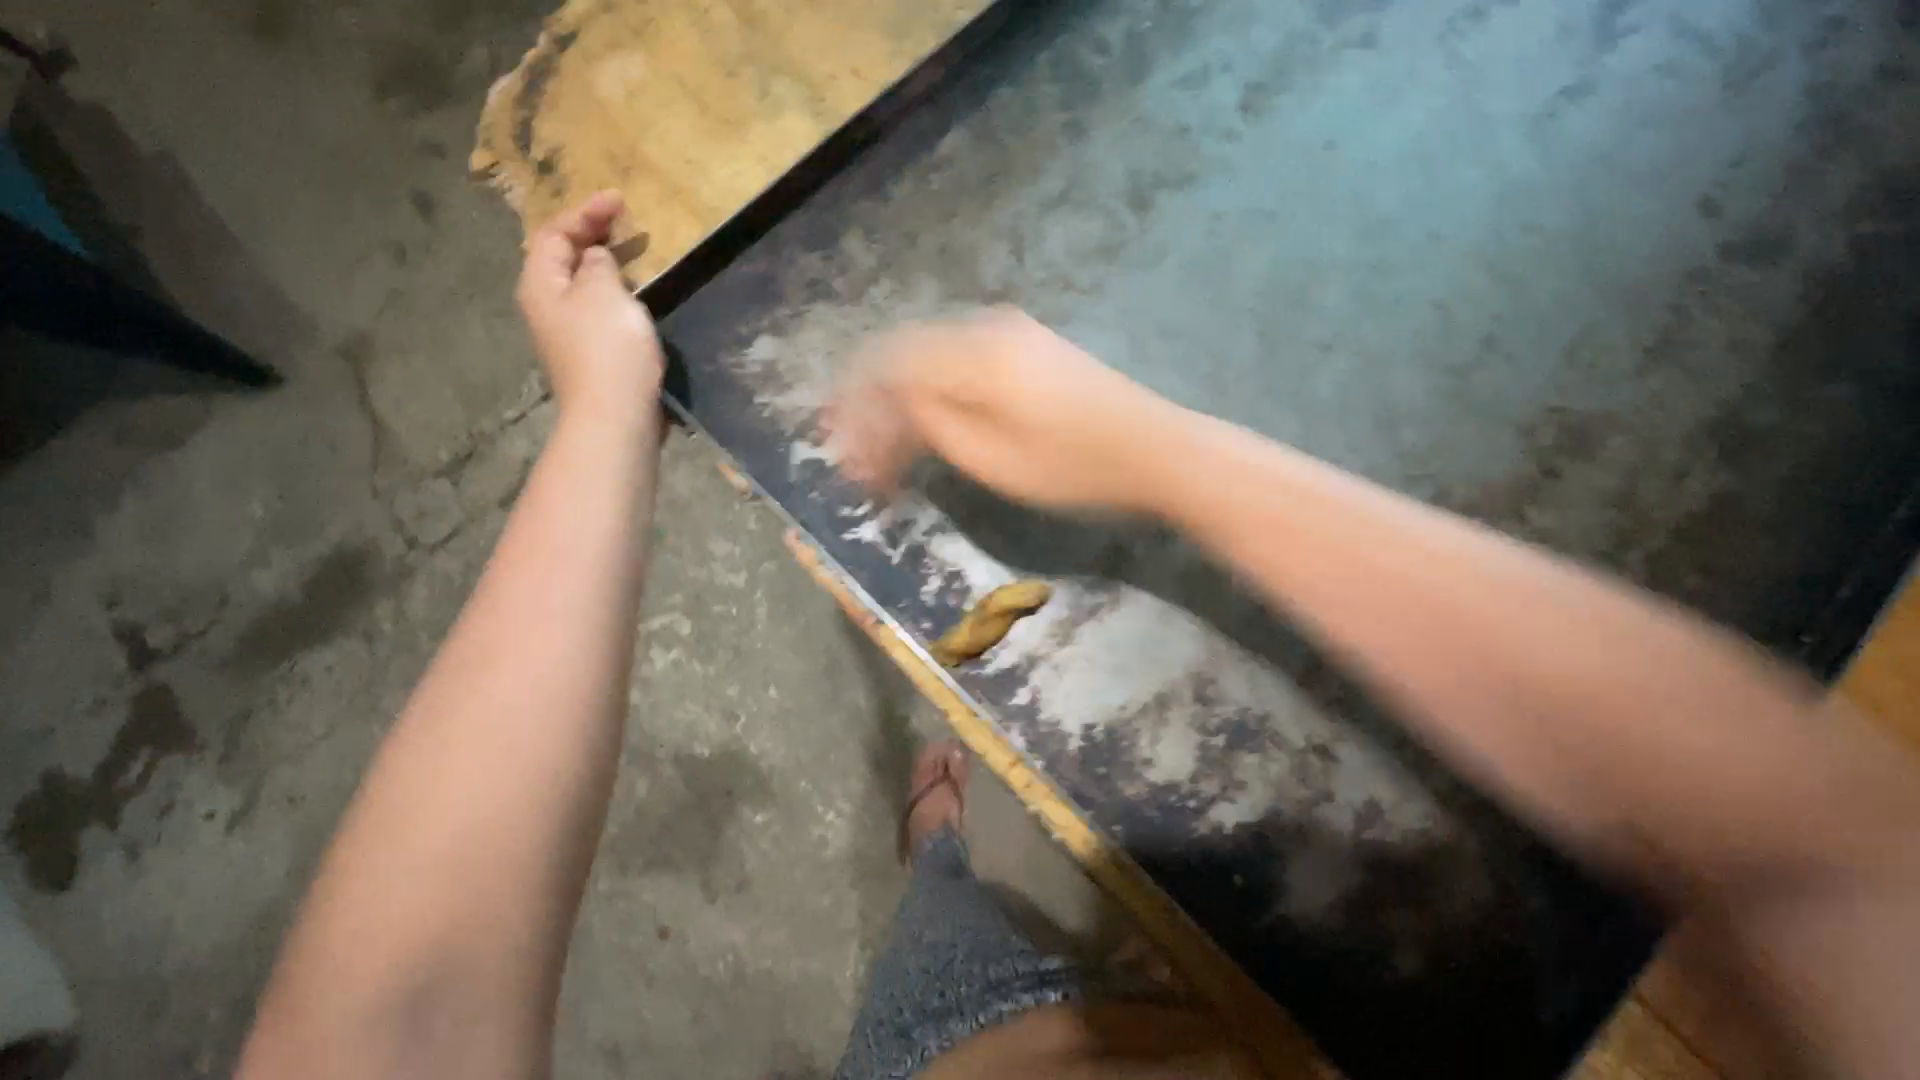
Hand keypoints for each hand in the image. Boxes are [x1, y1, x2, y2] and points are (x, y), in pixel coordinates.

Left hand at [516, 191, 664, 424]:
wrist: (615, 416)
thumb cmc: (607, 347)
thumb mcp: (604, 290)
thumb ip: (599, 264)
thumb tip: (597, 260)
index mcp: (540, 284)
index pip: (554, 232)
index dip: (585, 212)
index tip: (619, 200)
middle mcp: (545, 307)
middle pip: (562, 259)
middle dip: (591, 237)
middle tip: (623, 224)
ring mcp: (566, 335)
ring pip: (581, 287)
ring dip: (605, 267)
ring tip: (632, 257)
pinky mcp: (590, 356)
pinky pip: (598, 311)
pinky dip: (615, 295)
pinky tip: (635, 299)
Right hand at [823, 308, 1184, 514]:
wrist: (1160, 453)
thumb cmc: (1073, 467)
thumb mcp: (990, 457)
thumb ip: (929, 423)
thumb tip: (886, 406)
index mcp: (971, 351)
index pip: (886, 364)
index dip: (853, 407)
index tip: (838, 452)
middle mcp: (985, 328)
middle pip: (905, 359)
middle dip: (873, 409)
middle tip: (857, 460)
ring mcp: (1013, 335)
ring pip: (933, 363)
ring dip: (904, 406)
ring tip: (889, 454)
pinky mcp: (1032, 352)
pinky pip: (963, 366)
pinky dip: (939, 399)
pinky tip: (933, 431)